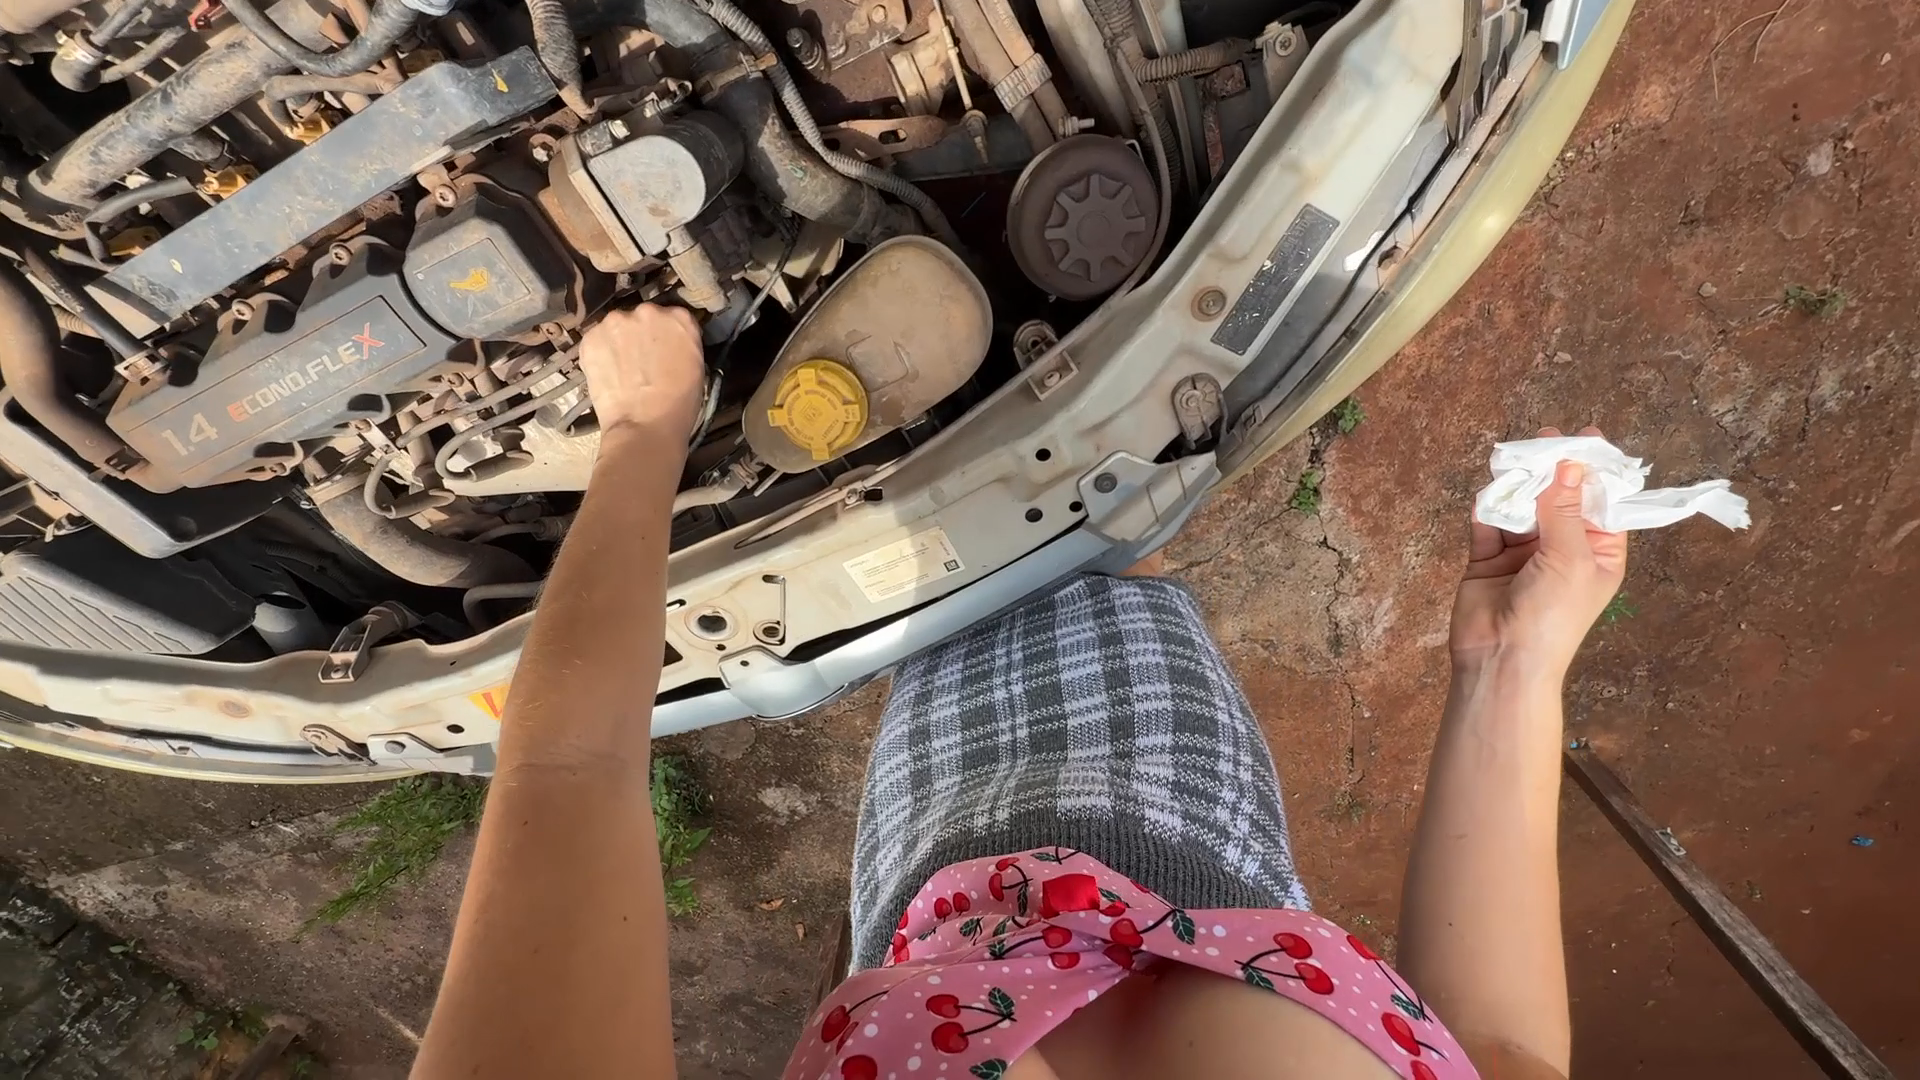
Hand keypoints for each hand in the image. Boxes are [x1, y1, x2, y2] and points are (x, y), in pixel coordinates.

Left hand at [578, 304, 705, 442]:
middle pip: (645, 317)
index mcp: (680, 319)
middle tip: (646, 360)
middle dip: (644, 334)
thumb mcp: (697, 368)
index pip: (676, 317)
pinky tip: (612, 372)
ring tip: (626, 369)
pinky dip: (603, 352)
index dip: (672, 335)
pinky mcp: (592, 336)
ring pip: (619, 326)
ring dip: (621, 341)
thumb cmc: (678, 405)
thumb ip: (684, 344)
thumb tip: (672, 342)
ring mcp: (616, 322)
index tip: (669, 348)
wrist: (644, 426)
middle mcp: (648, 311)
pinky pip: (598, 339)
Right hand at [1449, 425, 1627, 678]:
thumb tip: (1568, 465)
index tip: (1587, 439)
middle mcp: (1561, 550)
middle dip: (1552, 472)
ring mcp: (1521, 555)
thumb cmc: (1552, 615)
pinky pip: (1486, 528)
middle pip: (1557, 500)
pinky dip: (1486, 511)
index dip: (1594, 472)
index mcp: (1598, 552)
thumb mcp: (1570, 558)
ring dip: (1516, 487)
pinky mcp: (1486, 560)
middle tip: (1545, 439)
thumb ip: (1562, 510)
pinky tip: (1487, 494)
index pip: (1599, 503)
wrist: (1502, 654)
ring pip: (1520, 509)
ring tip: (1512, 459)